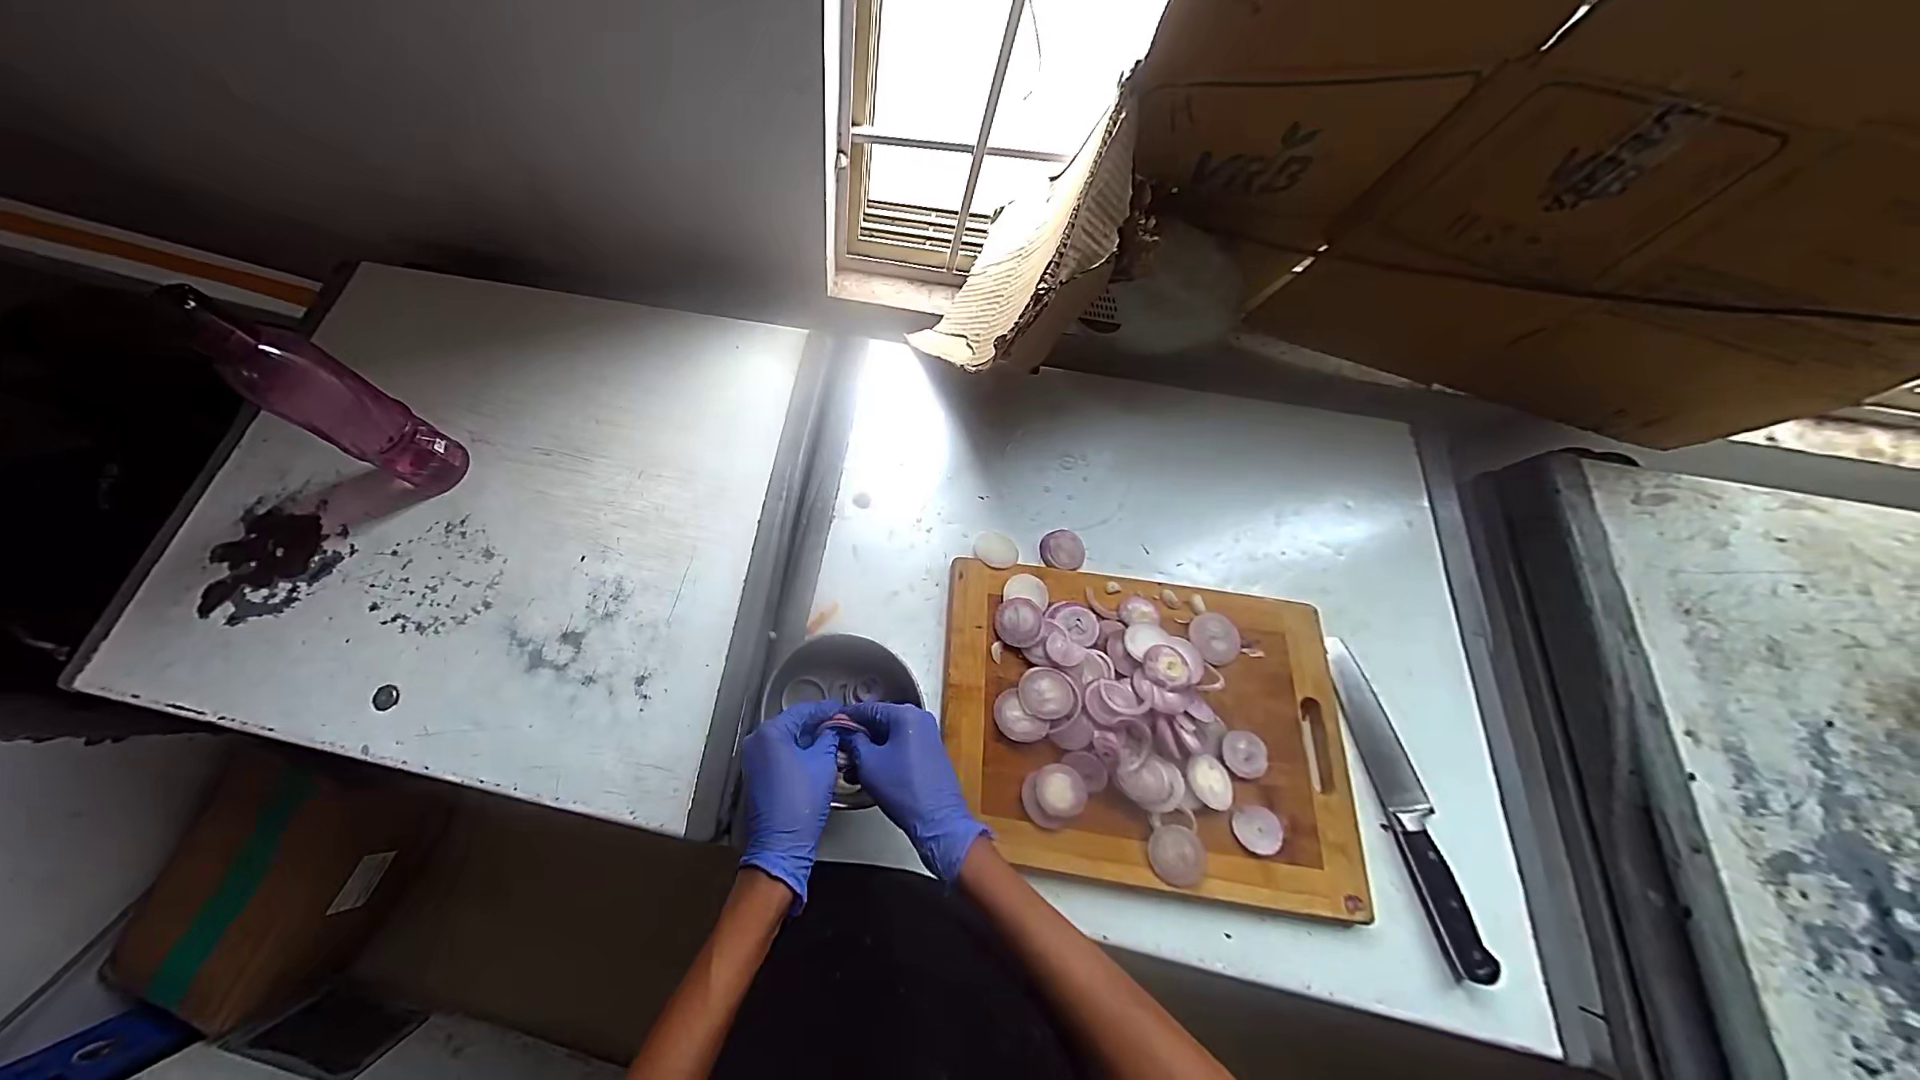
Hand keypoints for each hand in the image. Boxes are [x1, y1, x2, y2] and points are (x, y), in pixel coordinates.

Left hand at [738, 700, 843, 910]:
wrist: (782, 844)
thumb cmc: (799, 806)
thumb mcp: (824, 761)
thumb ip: (830, 736)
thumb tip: (833, 728)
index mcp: (770, 734)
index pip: (803, 710)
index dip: (826, 710)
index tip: (840, 710)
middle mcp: (757, 744)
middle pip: (793, 723)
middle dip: (818, 724)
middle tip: (840, 725)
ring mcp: (755, 761)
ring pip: (787, 740)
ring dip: (810, 739)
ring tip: (833, 741)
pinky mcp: (759, 777)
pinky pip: (781, 754)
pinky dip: (800, 753)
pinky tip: (818, 757)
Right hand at [843, 702, 988, 881]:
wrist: (937, 818)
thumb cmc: (905, 790)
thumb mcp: (868, 763)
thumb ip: (853, 741)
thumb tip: (844, 731)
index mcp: (906, 714)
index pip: (868, 708)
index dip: (846, 718)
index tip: (831, 725)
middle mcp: (920, 719)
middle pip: (880, 721)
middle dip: (858, 737)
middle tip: (840, 750)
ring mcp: (927, 736)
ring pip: (890, 736)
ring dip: (869, 750)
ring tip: (851, 768)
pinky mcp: (930, 753)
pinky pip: (901, 747)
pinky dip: (884, 756)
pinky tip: (869, 774)